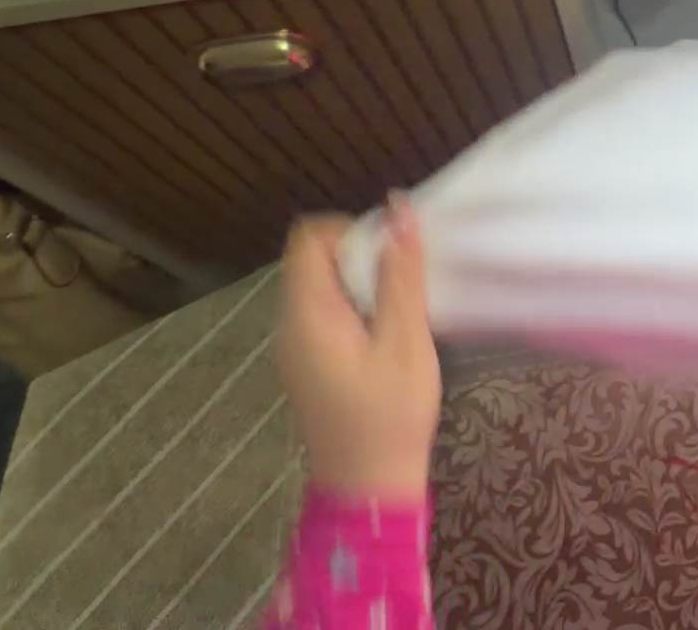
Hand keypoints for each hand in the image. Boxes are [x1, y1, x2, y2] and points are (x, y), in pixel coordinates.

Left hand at [276, 195, 441, 499]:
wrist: (369, 488)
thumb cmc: (391, 413)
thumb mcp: (405, 339)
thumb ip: (401, 274)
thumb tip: (399, 211)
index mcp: (307, 314)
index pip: (308, 237)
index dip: (352, 229)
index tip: (394, 251)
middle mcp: (290, 323)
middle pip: (316, 257)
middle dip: (364, 252)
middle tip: (407, 279)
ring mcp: (296, 343)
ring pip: (324, 282)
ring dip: (365, 278)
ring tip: (404, 303)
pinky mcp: (310, 359)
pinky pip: (328, 308)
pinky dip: (358, 302)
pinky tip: (390, 328)